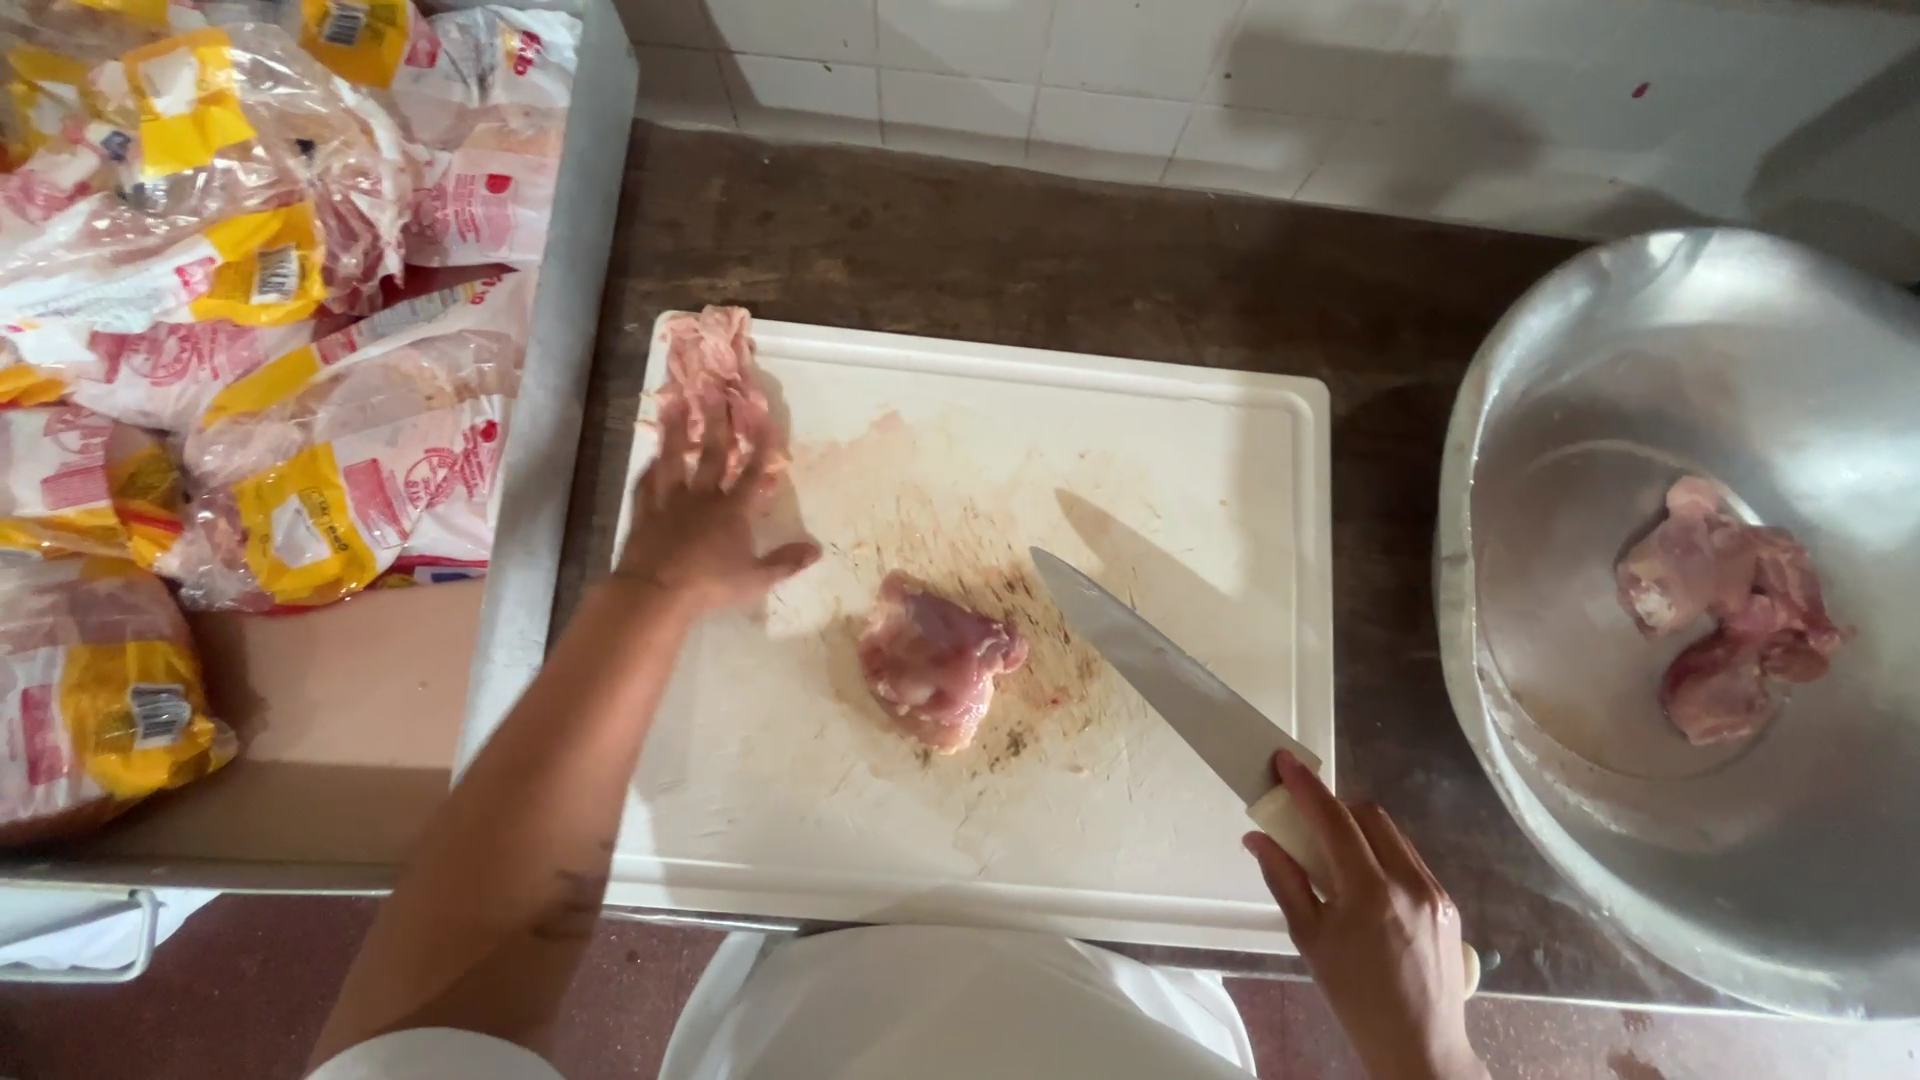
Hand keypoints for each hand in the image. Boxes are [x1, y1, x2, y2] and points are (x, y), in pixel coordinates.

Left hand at [615, 401, 818, 613]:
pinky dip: (649, 469)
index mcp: (733, 510)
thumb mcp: (756, 578)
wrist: (656, 592)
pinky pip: (647, 484)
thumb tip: (817, 550)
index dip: (761, 446)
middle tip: (714, 391)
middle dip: (718, 423)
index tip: (764, 418)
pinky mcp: (645, 512)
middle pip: (713, 455)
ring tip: (675, 405)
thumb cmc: (710, 584)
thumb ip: (786, 562)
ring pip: (674, 460)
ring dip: (676, 432)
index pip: (753, 473)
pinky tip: (650, 458)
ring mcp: (670, 502)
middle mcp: (703, 498)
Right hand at [1244, 751, 1486, 1079]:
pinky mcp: (1447, 904)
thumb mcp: (1307, 937)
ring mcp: (1434, 893)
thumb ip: (1283, 879)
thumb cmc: (1353, 994)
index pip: (1333, 820)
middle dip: (1334, 805)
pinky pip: (1408, 859)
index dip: (1306, 786)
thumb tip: (1257, 838)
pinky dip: (1380, 853)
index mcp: (1369, 892)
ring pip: (1391, 834)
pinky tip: (1364, 881)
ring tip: (1333, 852)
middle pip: (1368, 815)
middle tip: (1306, 818)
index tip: (1284, 761)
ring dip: (1358, 828)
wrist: (1420, 1047)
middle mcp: (1409, 883)